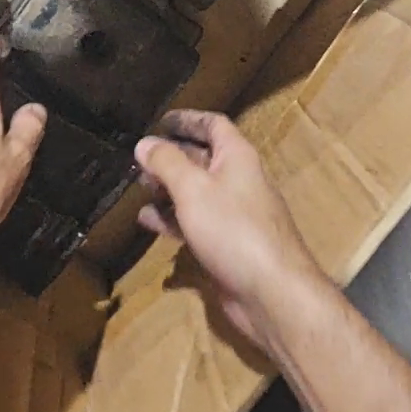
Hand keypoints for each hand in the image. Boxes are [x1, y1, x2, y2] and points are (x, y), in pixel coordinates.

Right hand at [135, 110, 323, 345]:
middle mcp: (238, 180)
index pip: (213, 125)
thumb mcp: (193, 188)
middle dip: (171, 157)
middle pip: (202, 158)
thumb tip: (145, 142)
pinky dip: (172, 219)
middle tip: (140, 160)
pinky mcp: (227, 244)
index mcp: (237, 157)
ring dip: (169, 188)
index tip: (160, 121)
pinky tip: (148, 221)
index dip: (188, 120)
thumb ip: (166, 163)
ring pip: (196, 192)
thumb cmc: (233, 229)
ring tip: (140, 188)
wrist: (271, 292)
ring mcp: (234, 214)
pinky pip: (195, 222)